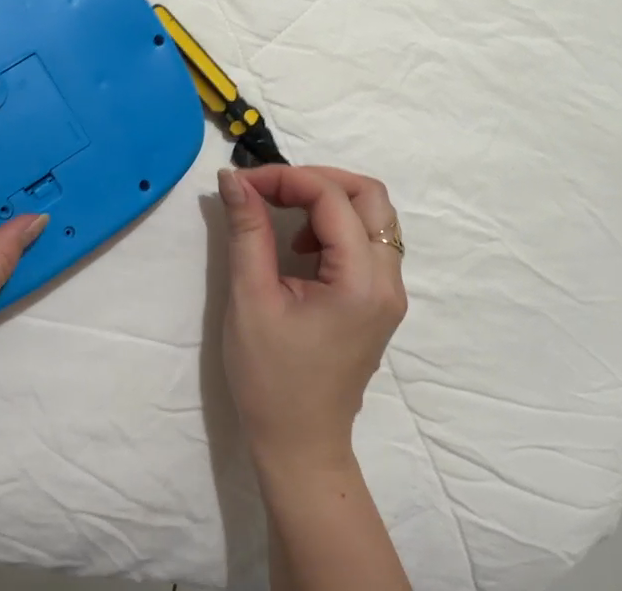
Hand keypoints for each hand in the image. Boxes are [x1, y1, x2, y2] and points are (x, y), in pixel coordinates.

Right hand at [217, 165, 406, 470]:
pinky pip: (367, 242)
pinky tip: (298, 247)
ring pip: (373, 217)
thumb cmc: (269, 376)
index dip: (285, 179)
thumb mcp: (250, 298)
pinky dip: (333, 226)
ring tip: (280, 215)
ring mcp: (388, 293)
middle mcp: (388, 281)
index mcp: (361, 282)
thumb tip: (233, 179)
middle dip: (317, 179)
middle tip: (269, 189)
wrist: (298, 442)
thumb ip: (247, 231)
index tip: (241, 185)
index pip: (333, 199)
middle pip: (371, 197)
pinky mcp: (377, 302)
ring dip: (327, 201)